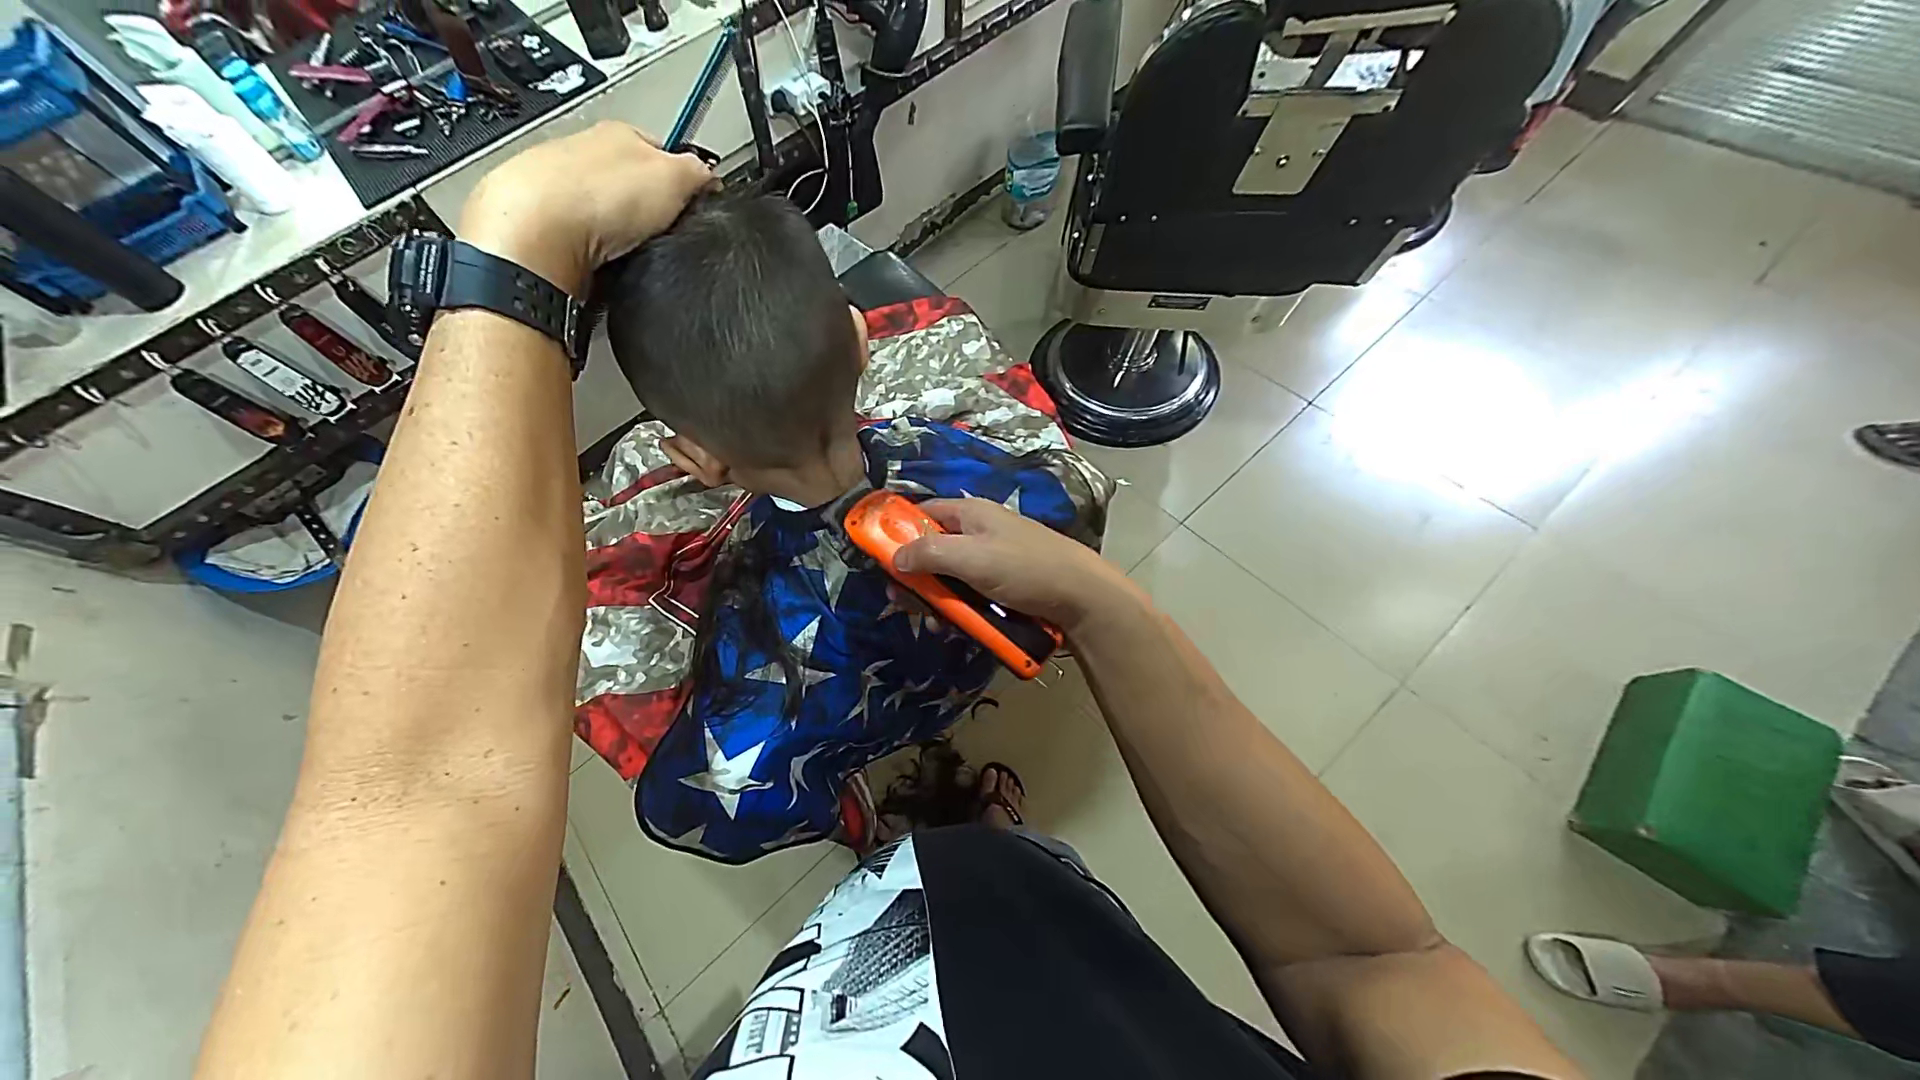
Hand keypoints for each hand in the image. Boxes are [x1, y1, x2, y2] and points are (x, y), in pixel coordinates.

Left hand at [457, 122, 713, 295]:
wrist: (535, 235)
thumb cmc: (593, 199)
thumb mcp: (675, 177)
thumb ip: (699, 172)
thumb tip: (709, 178)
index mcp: (617, 134)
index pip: (667, 153)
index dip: (687, 182)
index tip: (696, 204)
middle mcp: (585, 156)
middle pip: (638, 186)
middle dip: (654, 213)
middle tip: (664, 232)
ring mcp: (564, 191)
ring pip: (612, 216)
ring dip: (627, 236)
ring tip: (633, 249)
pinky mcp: (551, 229)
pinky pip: (591, 243)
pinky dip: (604, 255)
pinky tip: (608, 261)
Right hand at [891, 498, 1140, 633]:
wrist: (1083, 599)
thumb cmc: (1026, 568)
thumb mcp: (972, 557)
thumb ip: (929, 554)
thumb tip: (894, 556)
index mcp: (970, 514)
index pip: (922, 513)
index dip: (897, 531)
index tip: (878, 557)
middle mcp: (979, 533)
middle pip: (932, 550)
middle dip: (916, 577)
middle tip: (903, 601)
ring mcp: (992, 562)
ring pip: (949, 578)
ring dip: (938, 600)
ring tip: (935, 621)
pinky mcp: (1003, 588)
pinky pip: (970, 596)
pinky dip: (961, 610)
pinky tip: (957, 626)